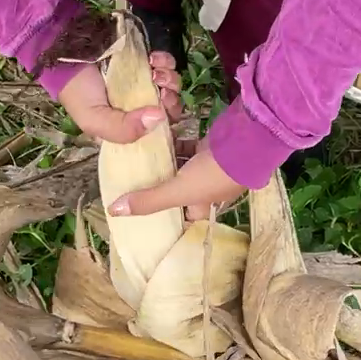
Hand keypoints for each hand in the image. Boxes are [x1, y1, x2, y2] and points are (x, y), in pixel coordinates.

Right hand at [57, 55, 184, 142]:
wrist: (68, 55)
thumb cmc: (79, 92)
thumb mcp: (95, 120)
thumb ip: (124, 130)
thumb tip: (158, 118)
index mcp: (129, 128)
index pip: (158, 134)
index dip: (166, 125)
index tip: (162, 112)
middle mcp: (139, 108)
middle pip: (170, 109)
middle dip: (171, 100)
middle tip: (160, 91)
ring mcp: (144, 84)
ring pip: (172, 86)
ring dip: (169, 79)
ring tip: (154, 71)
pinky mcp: (146, 63)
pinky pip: (167, 64)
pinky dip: (165, 61)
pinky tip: (153, 59)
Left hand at [108, 142, 244, 219]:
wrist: (246, 141)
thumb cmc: (215, 173)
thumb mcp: (180, 191)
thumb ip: (149, 201)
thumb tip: (114, 212)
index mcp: (201, 208)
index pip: (180, 220)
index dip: (164, 220)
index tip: (140, 215)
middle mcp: (205, 191)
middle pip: (176, 194)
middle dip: (157, 188)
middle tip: (131, 183)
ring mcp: (207, 169)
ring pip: (179, 170)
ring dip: (163, 165)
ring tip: (137, 160)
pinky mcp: (208, 148)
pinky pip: (185, 149)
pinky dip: (173, 145)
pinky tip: (154, 139)